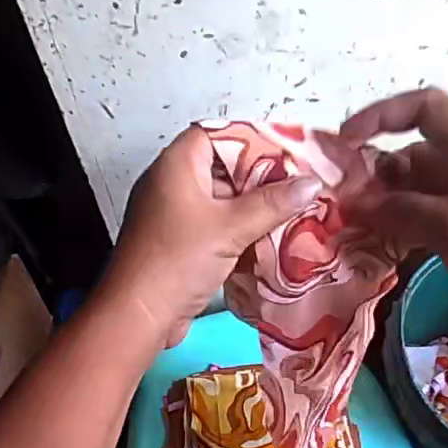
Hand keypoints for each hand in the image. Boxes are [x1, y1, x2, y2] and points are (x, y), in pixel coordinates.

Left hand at [100, 126, 321, 345]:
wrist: (139, 314)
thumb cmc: (174, 262)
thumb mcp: (231, 227)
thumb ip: (273, 204)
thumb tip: (309, 184)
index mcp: (176, 164)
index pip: (219, 134)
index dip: (254, 140)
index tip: (287, 156)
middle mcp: (171, 184)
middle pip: (223, 167)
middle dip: (260, 180)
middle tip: (294, 190)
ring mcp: (173, 215)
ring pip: (221, 201)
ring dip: (252, 210)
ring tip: (289, 216)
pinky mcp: (178, 244)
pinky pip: (214, 227)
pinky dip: (238, 232)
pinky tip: (266, 243)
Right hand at [338, 88, 447, 323]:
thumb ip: (396, 210)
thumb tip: (348, 203)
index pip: (424, 109)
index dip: (381, 116)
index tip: (344, 141)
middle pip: (410, 155)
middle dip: (373, 174)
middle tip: (338, 202)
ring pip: (412, 192)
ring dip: (381, 205)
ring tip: (349, 226)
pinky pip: (420, 219)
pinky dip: (396, 227)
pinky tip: (372, 244)